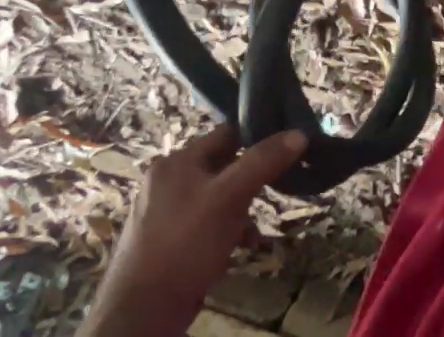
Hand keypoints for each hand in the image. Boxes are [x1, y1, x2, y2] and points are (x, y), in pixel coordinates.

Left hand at [79, 124, 306, 336]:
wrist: (143, 312)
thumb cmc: (186, 244)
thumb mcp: (230, 196)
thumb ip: (264, 160)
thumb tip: (300, 133)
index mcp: (175, 162)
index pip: (228, 132)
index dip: (260, 136)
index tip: (289, 148)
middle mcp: (166, 181)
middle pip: (225, 164)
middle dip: (253, 179)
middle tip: (275, 189)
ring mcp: (164, 211)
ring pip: (219, 194)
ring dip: (242, 207)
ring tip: (254, 227)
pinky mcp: (168, 238)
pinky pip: (207, 219)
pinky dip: (227, 227)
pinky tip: (240, 244)